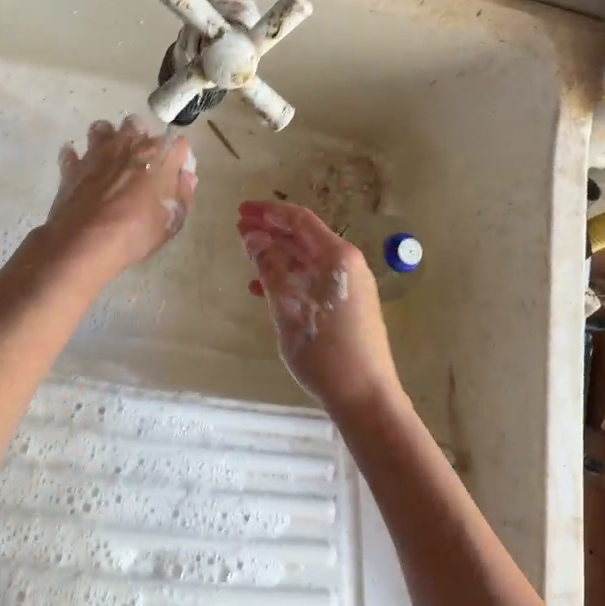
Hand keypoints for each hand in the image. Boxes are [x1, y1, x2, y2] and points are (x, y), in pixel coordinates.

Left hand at [30, 116, 195, 283]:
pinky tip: (81, 169)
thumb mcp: (173, 220)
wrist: (87, 241)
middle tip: (142, 164)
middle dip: (141, 140)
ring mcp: (97, 152)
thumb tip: (186, 177)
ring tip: (110, 158)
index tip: (176, 177)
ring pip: (102, 129)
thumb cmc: (138, 231)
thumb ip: (183, 194)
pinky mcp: (73, 166)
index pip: (178, 144)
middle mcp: (129, 144)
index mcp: (159, 154)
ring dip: (107, 139)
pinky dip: (76, 159)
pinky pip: (72, 154)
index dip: (179, 160)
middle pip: (138, 126)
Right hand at [237, 201, 400, 414]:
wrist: (365, 396)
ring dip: (278, 255)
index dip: (269, 212)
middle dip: (271, 231)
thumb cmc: (324, 349)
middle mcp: (347, 263)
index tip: (241, 210)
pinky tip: (264, 290)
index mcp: (337, 256)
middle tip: (239, 229)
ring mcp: (350, 285)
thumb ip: (270, 266)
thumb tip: (254, 236)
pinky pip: (314, 279)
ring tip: (248, 256)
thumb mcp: (287, 306)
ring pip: (308, 260)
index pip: (300, 219)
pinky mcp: (348, 306)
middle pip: (304, 237)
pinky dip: (289, 278)